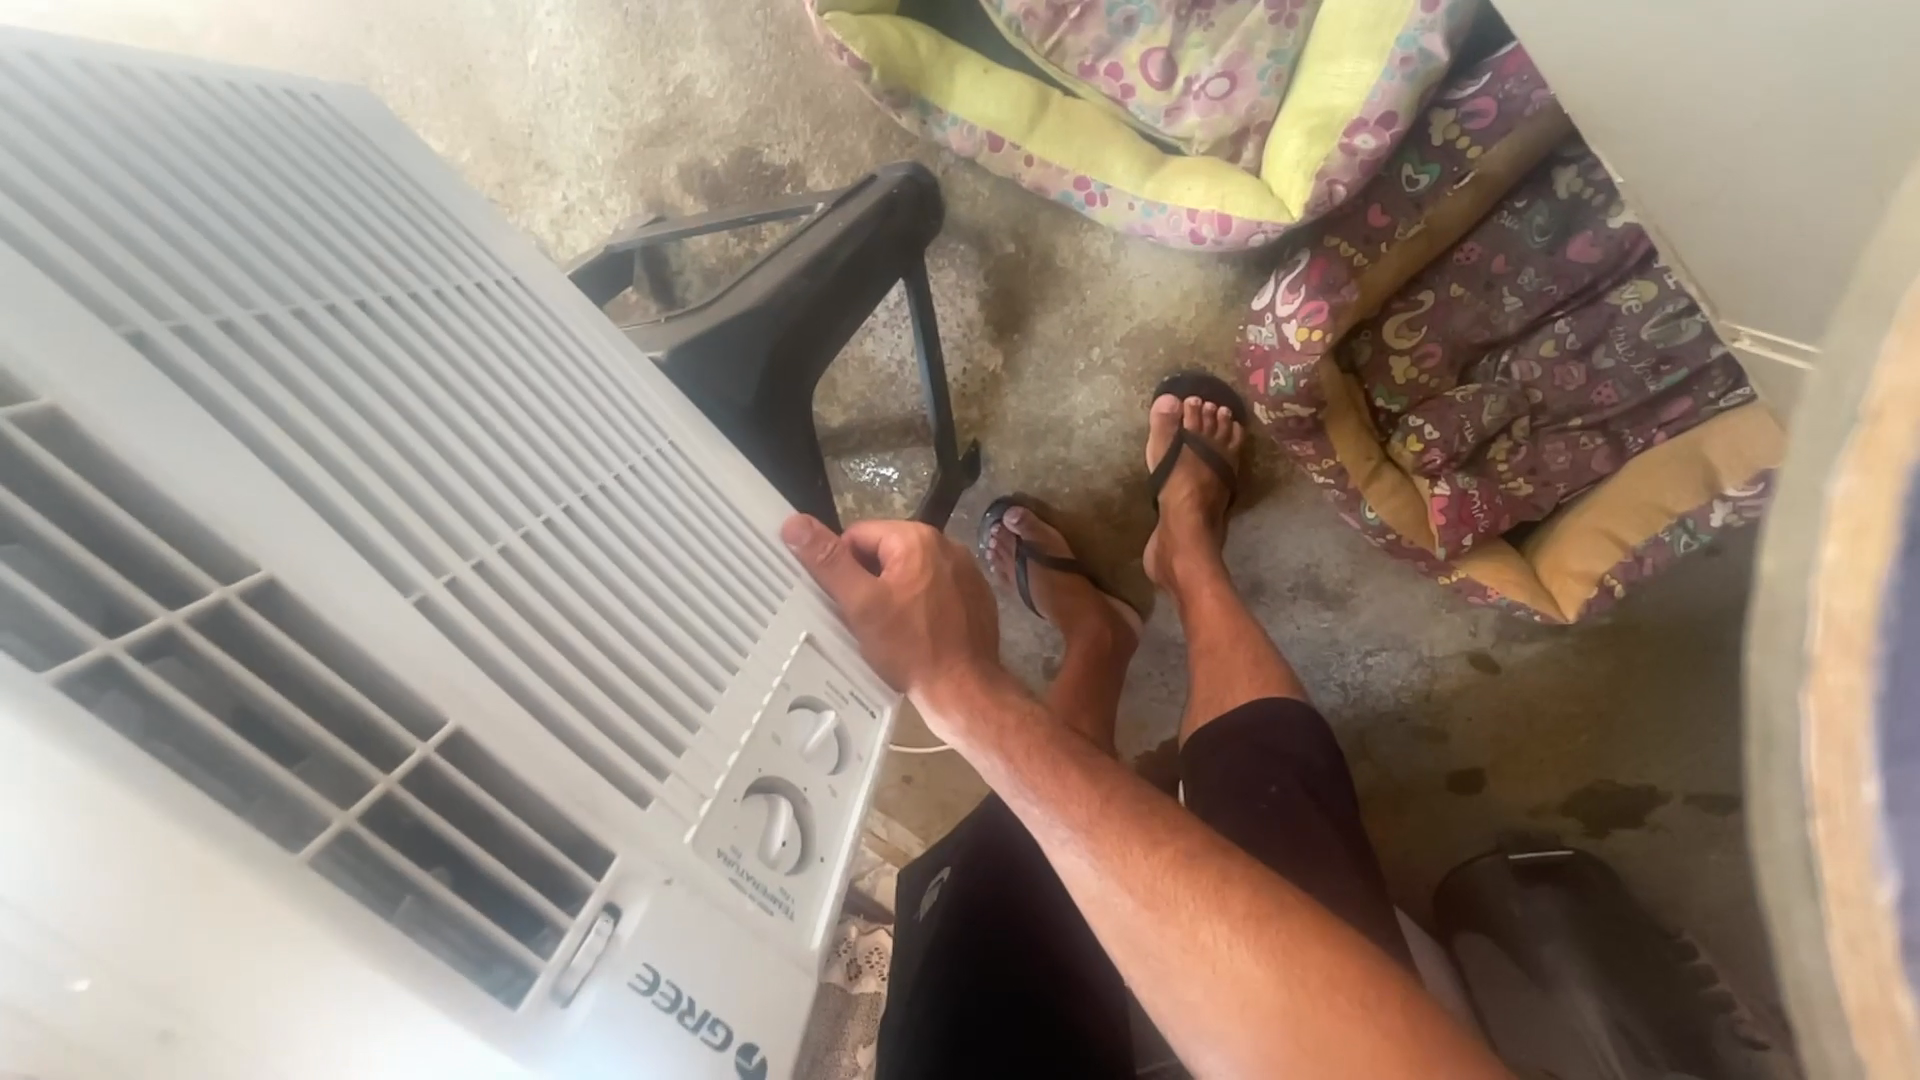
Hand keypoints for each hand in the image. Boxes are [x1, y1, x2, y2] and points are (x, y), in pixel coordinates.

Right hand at [781, 515, 1003, 720]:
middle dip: (870, 581)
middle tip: (865, 618)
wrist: (964, 689)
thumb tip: (794, 523)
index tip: (846, 602)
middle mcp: (947, 543)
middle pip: (887, 552)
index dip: (843, 568)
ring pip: (912, 571)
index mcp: (916, 537)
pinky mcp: (977, 593)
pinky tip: (919, 632)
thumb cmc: (910, 647)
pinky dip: (923, 603)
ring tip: (890, 628)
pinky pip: (937, 588)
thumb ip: (828, 562)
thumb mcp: (861, 604)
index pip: (858, 535)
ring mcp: (967, 569)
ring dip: (896, 592)